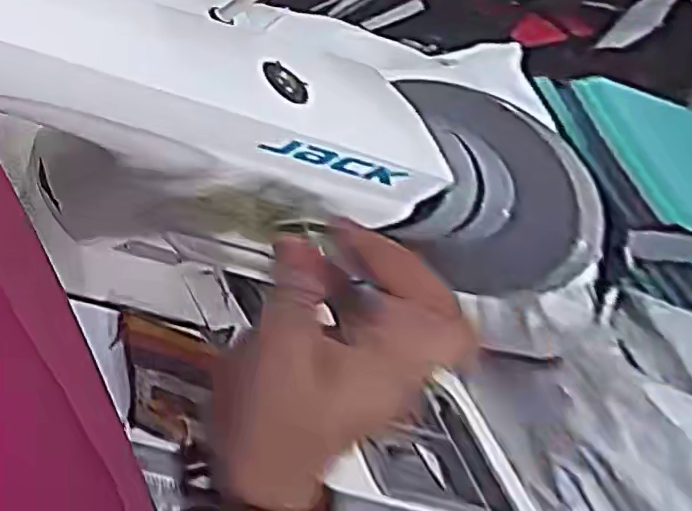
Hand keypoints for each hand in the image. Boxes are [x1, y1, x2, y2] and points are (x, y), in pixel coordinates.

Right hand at [213, 222, 475, 510]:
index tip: (350, 231)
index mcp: (391, 362)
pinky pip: (365, 327)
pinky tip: (310, 284)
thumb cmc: (274, 417)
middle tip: (352, 237)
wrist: (260, 461)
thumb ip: (295, 288)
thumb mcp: (280, 337)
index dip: (394, 259)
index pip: (431, 305)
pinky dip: (343, 296)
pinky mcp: (348, 375)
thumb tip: (299, 246)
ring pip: (397, 319)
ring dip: (364, 278)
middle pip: (429, 313)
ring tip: (324, 250)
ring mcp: (375, 376)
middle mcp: (396, 371)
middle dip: (392, 266)